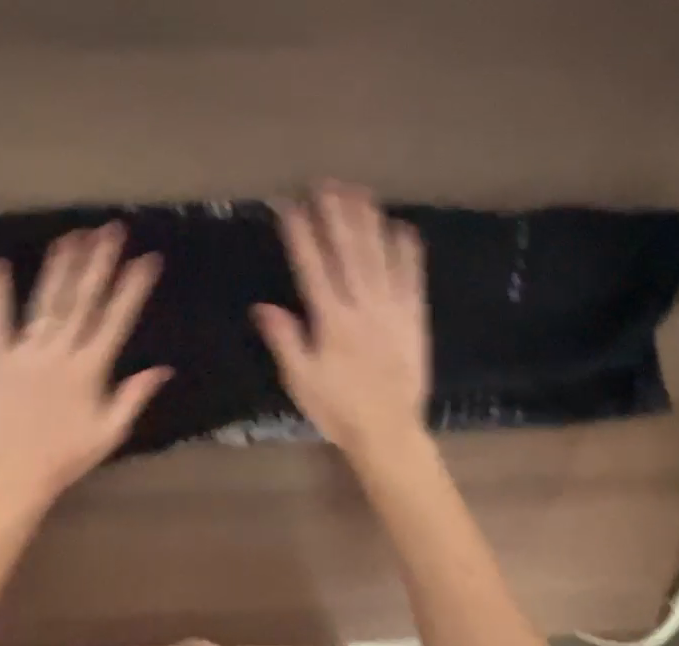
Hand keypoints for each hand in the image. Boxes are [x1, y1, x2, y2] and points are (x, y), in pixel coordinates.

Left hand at [0, 223, 170, 507]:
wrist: (16, 475)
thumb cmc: (67, 457)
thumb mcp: (110, 432)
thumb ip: (134, 397)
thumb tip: (162, 369)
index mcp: (90, 370)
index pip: (115, 319)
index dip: (131, 288)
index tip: (145, 259)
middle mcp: (59, 354)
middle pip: (81, 301)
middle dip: (98, 263)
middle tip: (109, 230)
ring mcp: (25, 354)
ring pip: (45, 303)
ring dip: (58, 268)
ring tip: (70, 237)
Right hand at [252, 181, 430, 463]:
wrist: (389, 430)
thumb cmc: (338, 409)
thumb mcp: (301, 380)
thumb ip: (285, 340)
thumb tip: (264, 307)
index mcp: (331, 321)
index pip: (312, 267)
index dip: (301, 234)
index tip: (291, 206)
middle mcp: (363, 306)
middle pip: (348, 250)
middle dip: (336, 214)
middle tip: (327, 183)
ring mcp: (392, 308)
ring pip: (380, 255)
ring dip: (368, 220)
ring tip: (358, 192)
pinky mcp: (415, 317)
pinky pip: (412, 276)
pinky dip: (407, 249)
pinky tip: (401, 226)